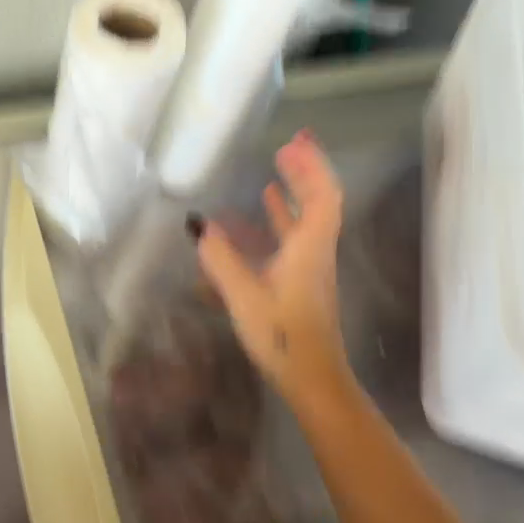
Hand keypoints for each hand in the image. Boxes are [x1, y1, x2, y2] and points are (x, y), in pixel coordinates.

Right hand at [196, 130, 349, 393]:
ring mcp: (309, 266)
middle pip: (319, 201)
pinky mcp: (300, 281)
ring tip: (276, 167)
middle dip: (305, 170)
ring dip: (295, 191)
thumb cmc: (282, 335)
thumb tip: (200, 226)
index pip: (322, 196)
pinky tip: (261, 212)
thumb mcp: (244, 297)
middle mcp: (314, 251)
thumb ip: (222, 260)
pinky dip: (281, 217)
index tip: (294, 143)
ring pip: (307, 219)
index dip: (311, 167)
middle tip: (289, 144)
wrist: (312, 379)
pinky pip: (293, 237)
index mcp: (309, 248)